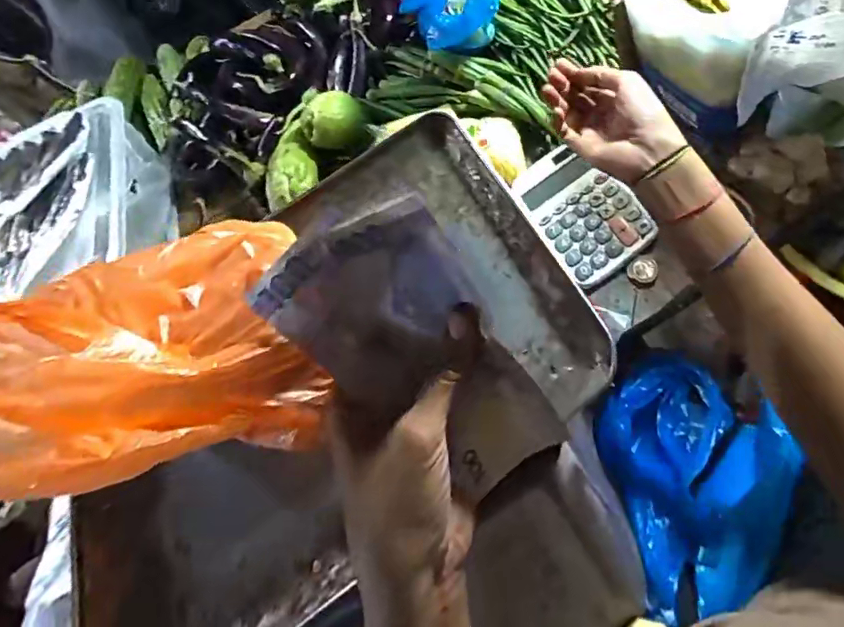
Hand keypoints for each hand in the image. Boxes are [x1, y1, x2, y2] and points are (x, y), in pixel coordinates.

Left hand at [330, 308, 478, 626]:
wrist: (424, 570)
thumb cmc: (397, 499)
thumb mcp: (417, 434)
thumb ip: (442, 375)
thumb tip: (465, 312)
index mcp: (351, 407)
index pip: (361, 348)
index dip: (381, 315)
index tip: (406, 274)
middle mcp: (376, 411)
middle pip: (401, 361)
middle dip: (426, 330)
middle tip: (452, 280)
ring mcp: (410, 427)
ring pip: (432, 381)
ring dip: (452, 355)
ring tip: (477, 305)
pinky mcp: (441, 442)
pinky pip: (455, 403)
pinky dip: (471, 382)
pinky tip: (491, 351)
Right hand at [540, 60, 686, 183]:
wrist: (649, 148)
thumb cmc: (643, 110)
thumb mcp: (627, 81)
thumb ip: (601, 74)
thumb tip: (578, 73)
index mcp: (611, 97)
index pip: (586, 83)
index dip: (573, 73)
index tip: (559, 63)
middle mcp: (598, 112)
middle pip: (574, 95)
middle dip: (562, 83)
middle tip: (552, 74)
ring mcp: (588, 128)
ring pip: (566, 111)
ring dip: (555, 99)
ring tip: (548, 88)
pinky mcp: (580, 144)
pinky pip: (564, 130)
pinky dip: (557, 120)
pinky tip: (557, 109)